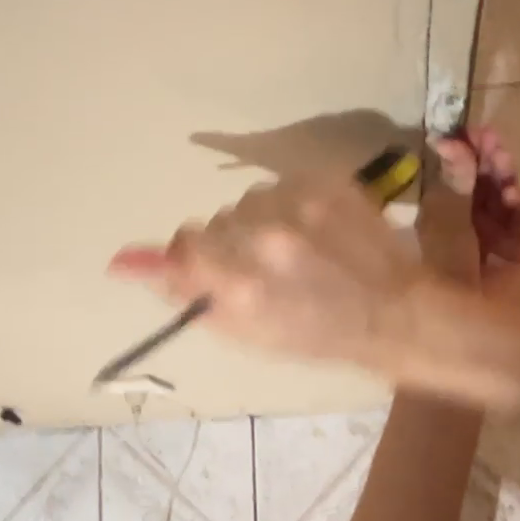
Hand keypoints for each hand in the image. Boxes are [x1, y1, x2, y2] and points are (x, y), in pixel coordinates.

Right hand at [108, 176, 433, 367]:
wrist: (393, 312)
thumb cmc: (320, 337)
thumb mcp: (250, 334)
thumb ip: (188, 297)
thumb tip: (126, 262)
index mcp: (243, 287)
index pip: (184, 246)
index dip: (192, 257)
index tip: (207, 267)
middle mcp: (265, 240)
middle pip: (216, 222)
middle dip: (230, 244)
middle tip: (265, 268)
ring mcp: (298, 206)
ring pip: (247, 202)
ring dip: (259, 222)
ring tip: (294, 249)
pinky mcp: (325, 183)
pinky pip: (280, 185)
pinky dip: (288, 206)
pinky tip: (313, 231)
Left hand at [433, 126, 519, 310]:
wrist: (467, 328)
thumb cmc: (444, 277)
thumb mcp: (445, 228)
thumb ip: (454, 187)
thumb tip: (452, 145)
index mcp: (439, 226)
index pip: (451, 184)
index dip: (457, 157)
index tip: (458, 132)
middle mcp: (466, 233)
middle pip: (480, 188)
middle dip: (484, 160)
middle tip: (488, 136)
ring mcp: (494, 245)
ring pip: (502, 202)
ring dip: (503, 177)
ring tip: (502, 159)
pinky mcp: (518, 257)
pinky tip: (513, 195)